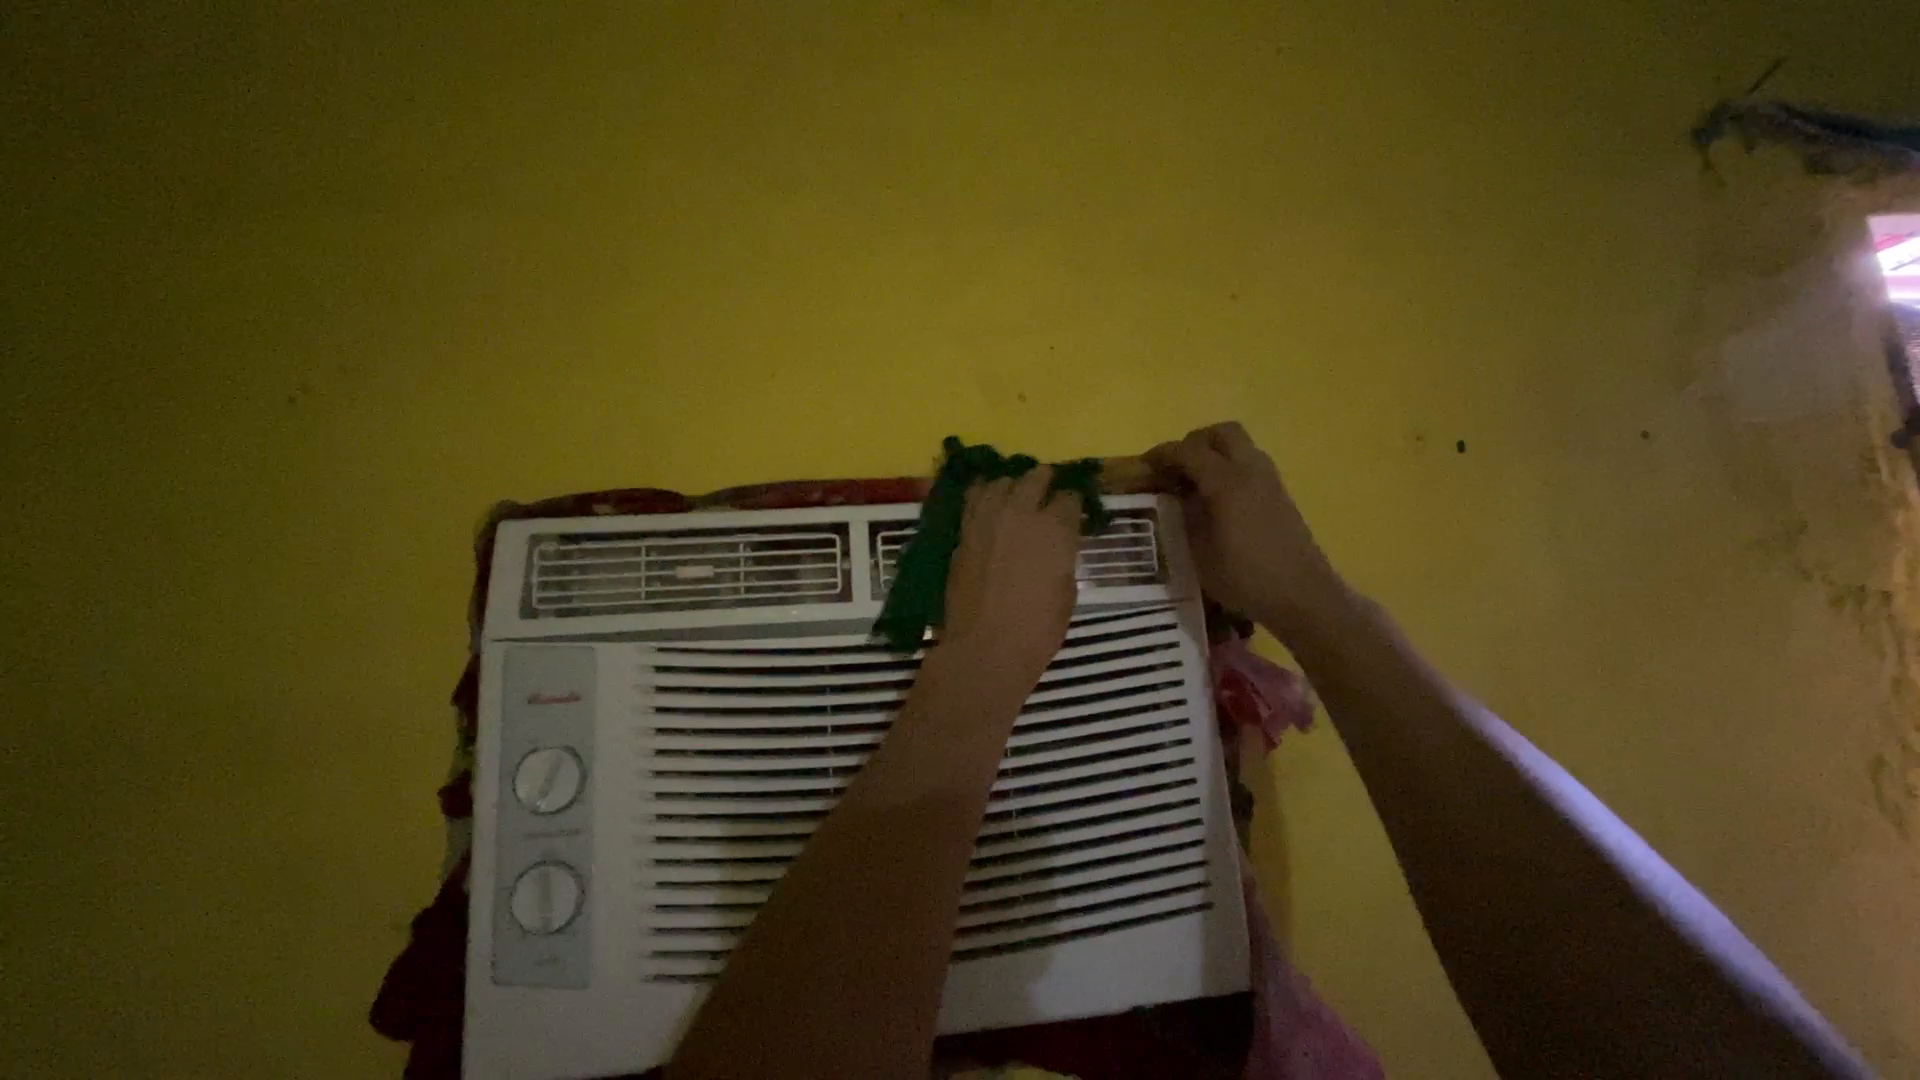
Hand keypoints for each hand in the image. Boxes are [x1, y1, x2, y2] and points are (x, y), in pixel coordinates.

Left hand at [939, 466, 1084, 687]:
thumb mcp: (1066, 592)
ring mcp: (988, 518)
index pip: (1070, 497)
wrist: (985, 647)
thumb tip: (1056, 546)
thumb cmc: (1038, 629)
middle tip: (1047, 490)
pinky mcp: (964, 531)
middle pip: (1035, 478)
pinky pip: (974, 499)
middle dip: (1044, 481)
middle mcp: (1022, 512)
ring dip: (1013, 485)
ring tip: (1016, 494)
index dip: (1073, 501)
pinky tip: (990, 501)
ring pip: (1001, 482)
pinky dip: (985, 494)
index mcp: (1056, 528)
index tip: (1073, 508)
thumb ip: (1063, 557)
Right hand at [1146, 421, 1346, 640]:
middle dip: (1194, 442)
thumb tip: (1177, 495)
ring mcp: (1270, 481)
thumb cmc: (1244, 578)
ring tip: (1194, 482)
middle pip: (1221, 433)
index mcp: (1227, 482)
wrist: (1301, 596)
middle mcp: (1250, 471)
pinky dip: (1230, 467)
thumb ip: (1186, 516)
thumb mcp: (1199, 552)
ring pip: (1240, 445)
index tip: (1143, 466)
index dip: (1163, 454)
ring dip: (1215, 453)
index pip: (1189, 450)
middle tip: (1175, 467)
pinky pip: (1251, 464)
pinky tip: (1218, 498)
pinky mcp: (1280, 494)